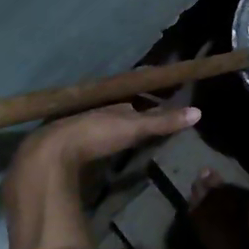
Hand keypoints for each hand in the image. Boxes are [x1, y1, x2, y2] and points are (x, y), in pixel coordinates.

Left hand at [8, 104, 201, 185]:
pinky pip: (89, 138)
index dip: (149, 95)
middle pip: (119, 107)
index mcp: (112, 102)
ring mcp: (78, 127)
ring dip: (115, 126)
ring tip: (131, 134)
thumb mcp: (135, 128)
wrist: (50, 155)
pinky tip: (105, 151)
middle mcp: (96, 109)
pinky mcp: (66, 147)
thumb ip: (164, 121)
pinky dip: (101, 141)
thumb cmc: (95, 135)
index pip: (136, 93)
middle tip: (150, 115)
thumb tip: (199, 111)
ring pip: (102, 122)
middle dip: (133, 109)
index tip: (163, 95)